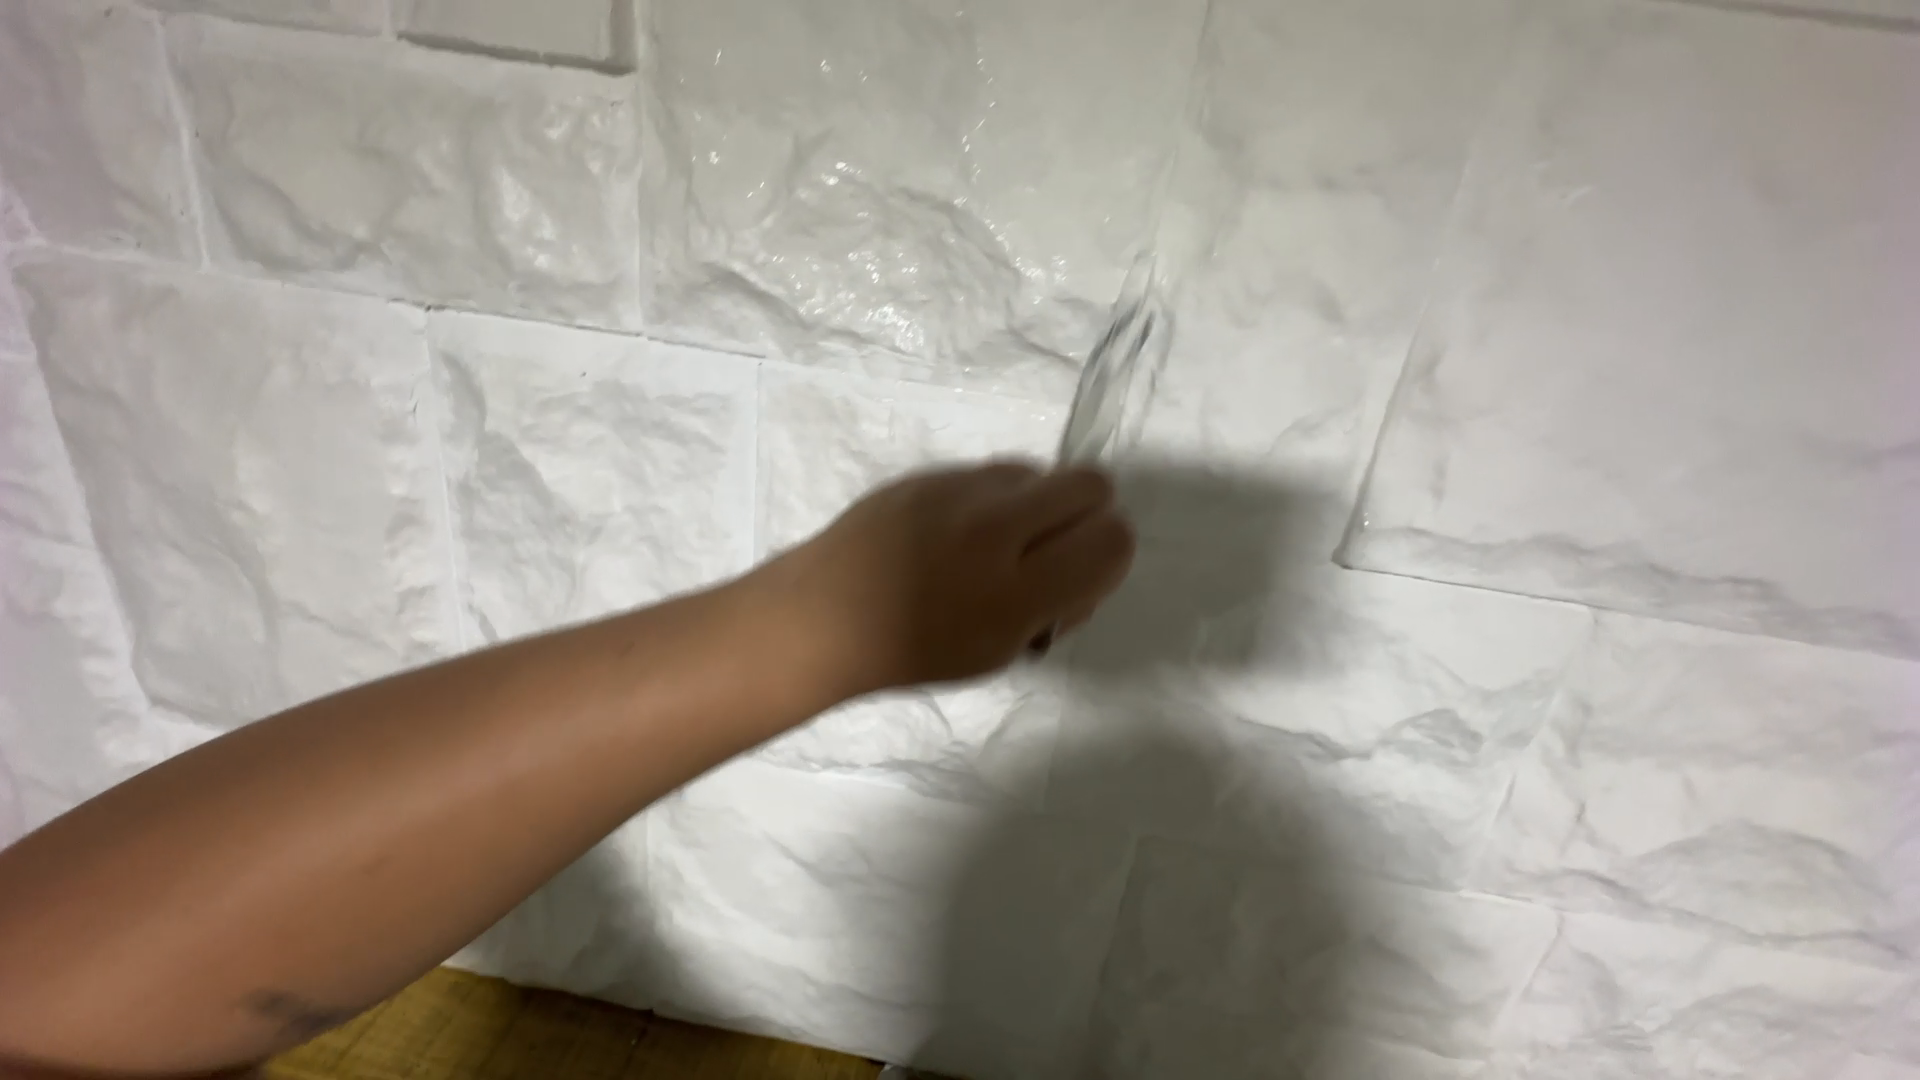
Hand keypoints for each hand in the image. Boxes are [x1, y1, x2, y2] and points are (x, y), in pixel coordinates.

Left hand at [761, 460, 1135, 697]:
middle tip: (1050, 550)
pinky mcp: (929, 472)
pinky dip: (993, 498)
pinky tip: (956, 530)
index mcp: (1016, 592)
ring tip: (996, 542)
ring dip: (1036, 503)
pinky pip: (990, 473)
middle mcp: (994, 528)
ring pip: (1038, 471)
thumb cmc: (914, 650)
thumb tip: (1078, 564)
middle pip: (1090, 482)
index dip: (1108, 555)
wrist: (825, 614)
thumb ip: (1054, 605)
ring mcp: (958, 490)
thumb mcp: (998, 652)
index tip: (1079, 575)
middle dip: (1086, 514)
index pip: (1113, 540)